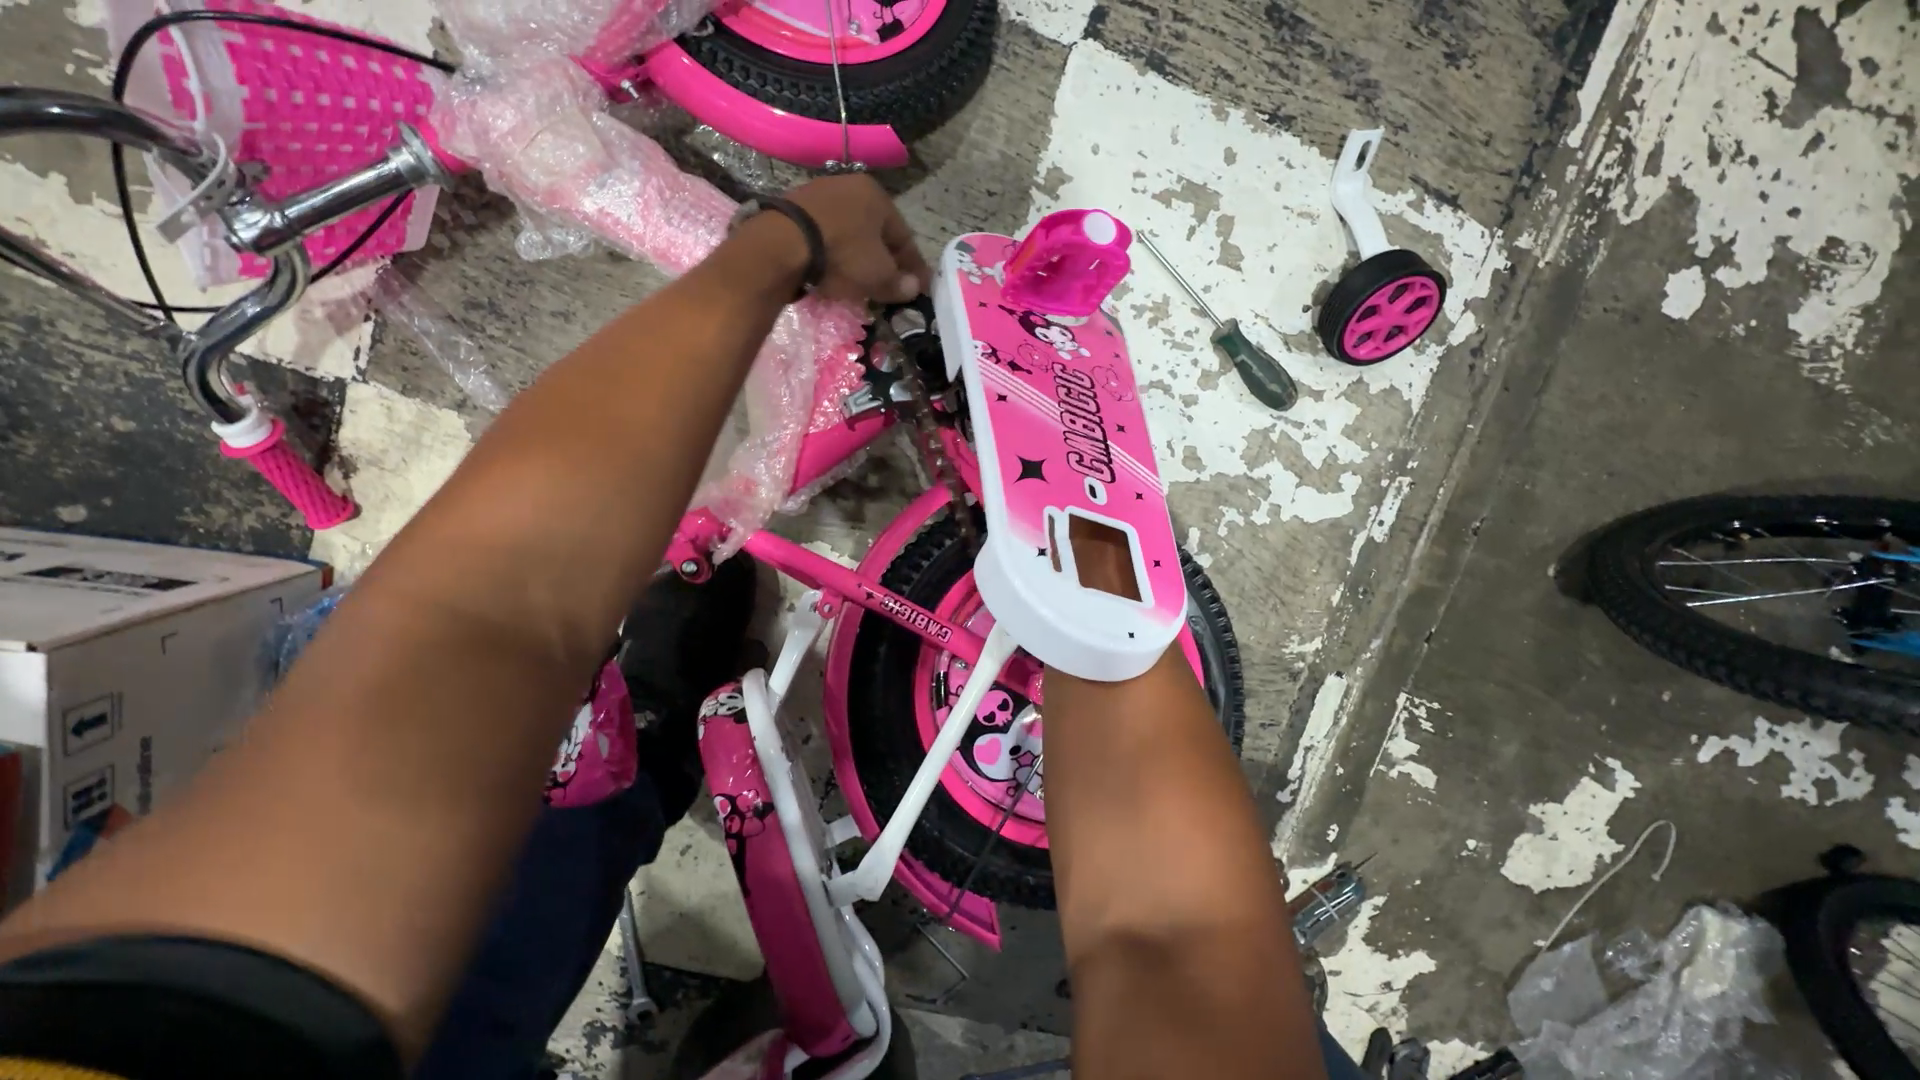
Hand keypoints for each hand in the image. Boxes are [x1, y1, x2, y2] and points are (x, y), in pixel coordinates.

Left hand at [742, 174, 930, 303]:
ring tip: (860, 281)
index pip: (904, 236)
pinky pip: (824, 234)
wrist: (780, 245)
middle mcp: (849, 185)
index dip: (914, 266)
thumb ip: (898, 282)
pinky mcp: (793, 208)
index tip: (919, 288)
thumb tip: (913, 287)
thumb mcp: (877, 275)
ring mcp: (818, 193)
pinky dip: (833, 253)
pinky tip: (832, 270)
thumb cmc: (842, 254)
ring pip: (849, 231)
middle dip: (884, 260)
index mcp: (877, 195)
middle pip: (875, 231)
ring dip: (858, 256)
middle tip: (890, 285)